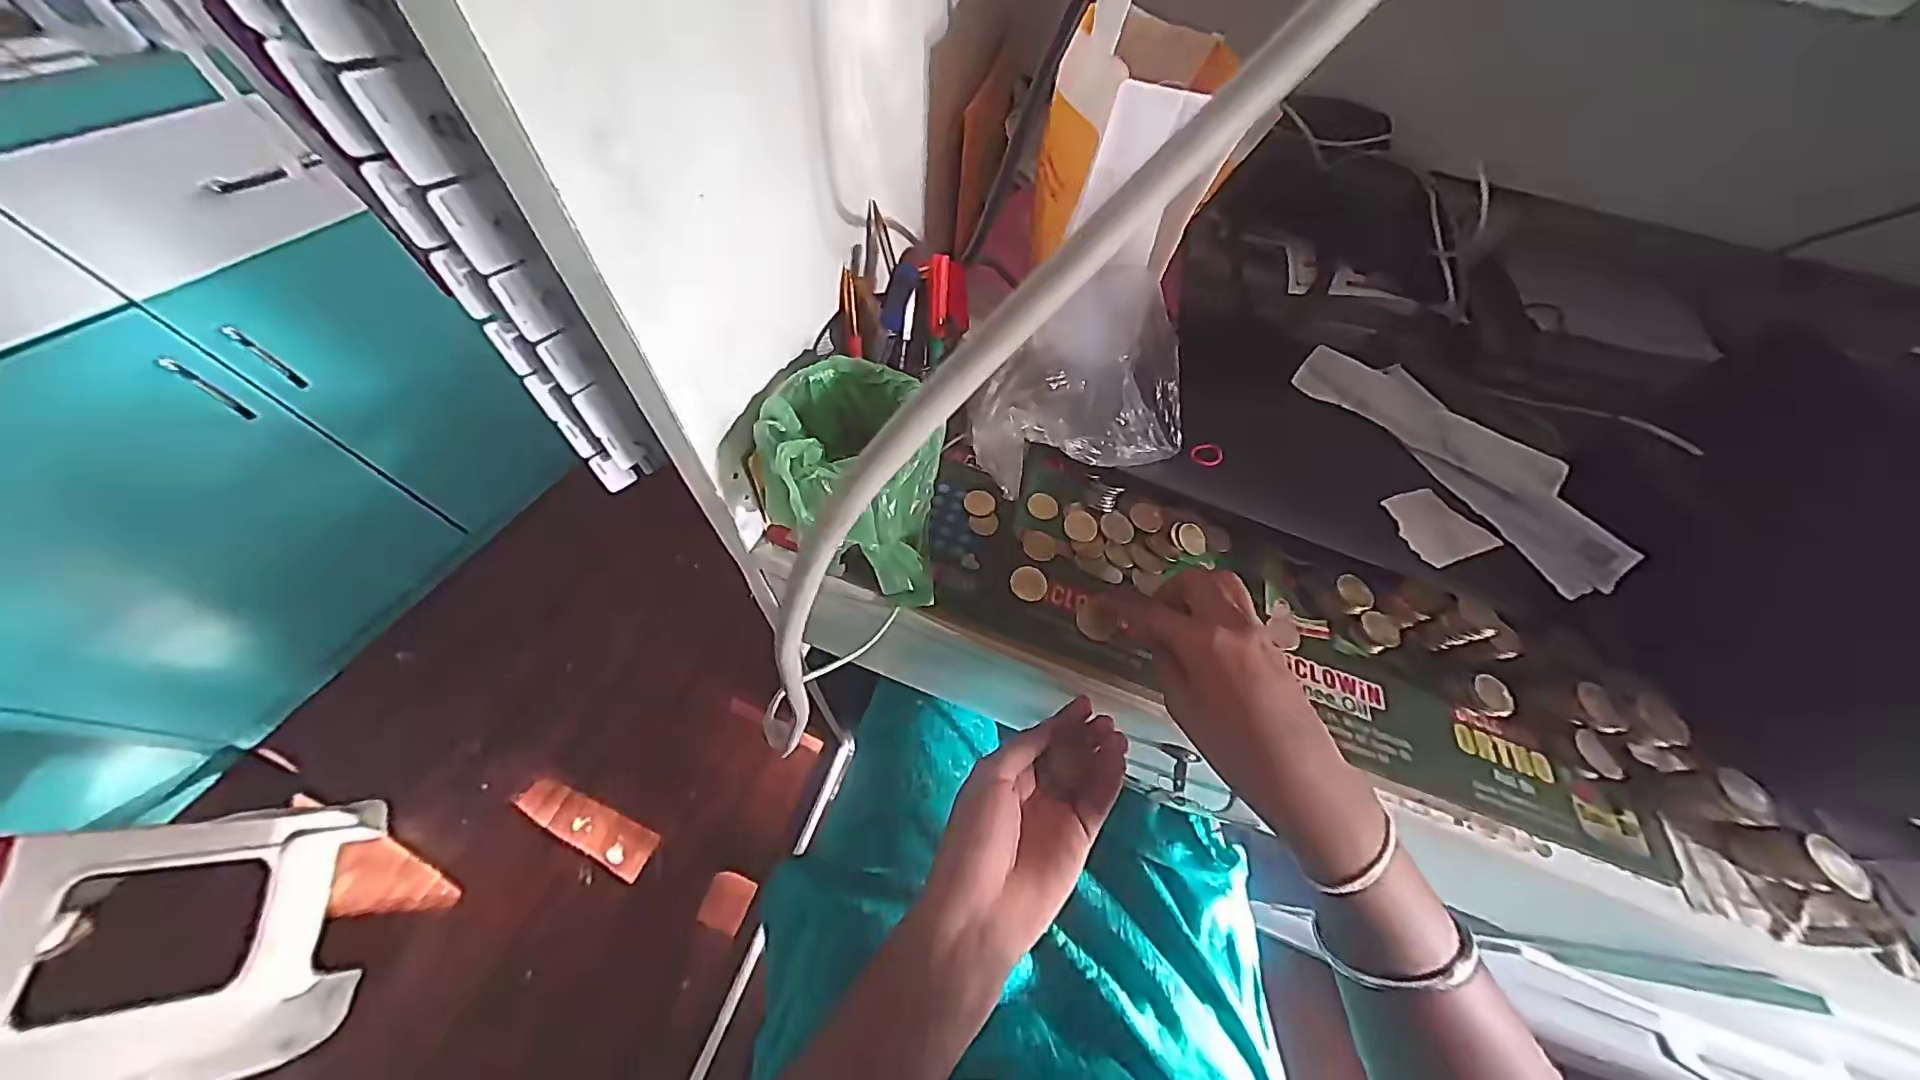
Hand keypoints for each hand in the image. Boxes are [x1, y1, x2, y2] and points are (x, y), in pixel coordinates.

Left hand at [918, 696, 1126, 965]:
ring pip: (1087, 774)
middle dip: (1085, 735)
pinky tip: (1119, 758)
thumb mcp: (990, 778)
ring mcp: (1059, 814)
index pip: (1041, 741)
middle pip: (1067, 755)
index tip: (1085, 705)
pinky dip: (1110, 778)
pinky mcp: (1081, 837)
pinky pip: (1099, 799)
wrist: (982, 909)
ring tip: (1116, 734)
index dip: (1062, 723)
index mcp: (1007, 775)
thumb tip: (1050, 728)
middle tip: (1105, 720)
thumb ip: (1023, 749)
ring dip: (1102, 752)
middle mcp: (1035, 791)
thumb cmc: (975, 837)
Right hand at [1100, 569, 1329, 777]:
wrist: (1298, 770)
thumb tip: (1159, 639)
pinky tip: (1208, 643)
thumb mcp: (1182, 707)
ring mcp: (1256, 630)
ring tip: (1183, 621)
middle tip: (1156, 616)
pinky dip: (1217, 611)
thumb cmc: (1233, 748)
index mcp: (1202, 641)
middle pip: (1195, 580)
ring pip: (1224, 584)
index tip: (1109, 601)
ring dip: (1197, 591)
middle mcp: (1231, 624)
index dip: (1125, 605)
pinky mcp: (1272, 642)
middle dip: (1168, 590)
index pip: (1153, 611)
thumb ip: (1167, 663)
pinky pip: (1239, 608)